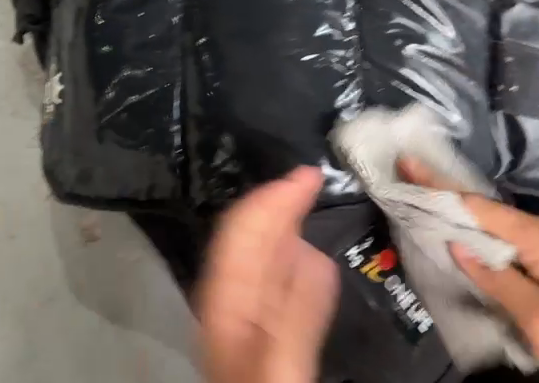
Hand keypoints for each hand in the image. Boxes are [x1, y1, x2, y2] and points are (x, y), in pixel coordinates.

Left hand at [196, 167, 339, 382]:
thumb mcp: (281, 366)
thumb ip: (295, 312)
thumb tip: (311, 252)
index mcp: (227, 305)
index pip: (242, 234)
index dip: (270, 198)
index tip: (305, 174)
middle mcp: (226, 306)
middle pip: (245, 241)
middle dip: (275, 204)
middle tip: (309, 179)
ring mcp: (237, 323)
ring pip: (254, 261)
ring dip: (279, 228)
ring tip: (305, 205)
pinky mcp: (253, 339)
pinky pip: (265, 286)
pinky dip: (284, 262)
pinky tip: (302, 260)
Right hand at [400, 160, 538, 382]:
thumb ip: (499, 279)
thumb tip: (458, 243)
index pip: (480, 206)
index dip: (440, 187)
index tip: (407, 164)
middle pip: (485, 209)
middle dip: (446, 191)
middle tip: (408, 172)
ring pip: (494, 225)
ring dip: (458, 213)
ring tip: (423, 197)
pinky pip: (505, 243)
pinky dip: (477, 234)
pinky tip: (457, 231)